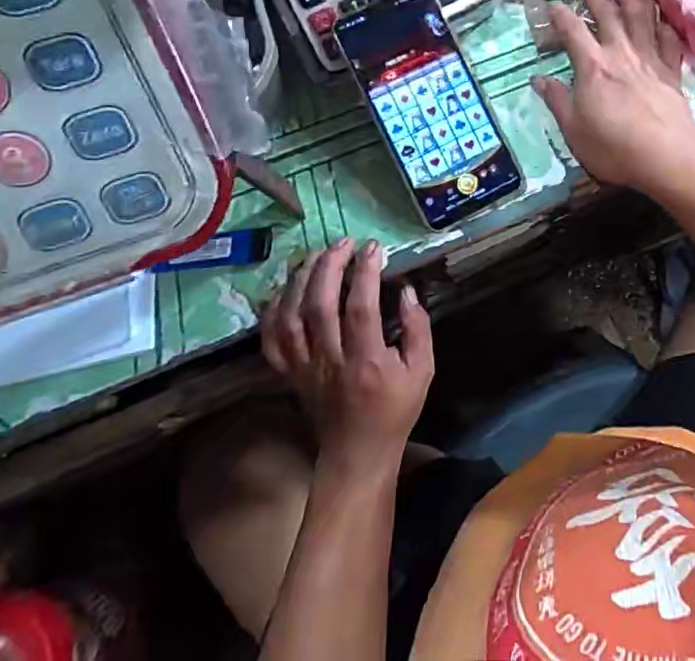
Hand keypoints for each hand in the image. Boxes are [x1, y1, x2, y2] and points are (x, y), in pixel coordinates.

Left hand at [261, 238, 432, 469]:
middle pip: (319, 305)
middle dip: (330, 266)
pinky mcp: (288, 373)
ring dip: (301, 279)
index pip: (361, 307)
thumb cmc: (395, 411)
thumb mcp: (423, 371)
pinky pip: (271, 338)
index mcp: (366, 361)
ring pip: (291, 316)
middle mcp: (330, 361)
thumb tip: (406, 291)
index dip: (365, 272)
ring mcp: (303, 367)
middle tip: (344, 242)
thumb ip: (418, 329)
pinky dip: (273, 310)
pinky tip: (286, 287)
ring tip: (317, 255)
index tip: (374, 248)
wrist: (357, 453)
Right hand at [532, 0, 694, 194]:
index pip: (573, 31)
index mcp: (593, 66)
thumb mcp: (573, 129)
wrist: (666, 156)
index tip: (554, 4)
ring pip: (642, 18)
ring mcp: (650, 60)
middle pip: (609, 14)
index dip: (561, 15)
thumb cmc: (613, 146)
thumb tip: (539, 79)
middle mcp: (621, 53)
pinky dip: (664, 26)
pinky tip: (662, 21)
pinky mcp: (672, 72)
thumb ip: (557, 100)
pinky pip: (669, 40)